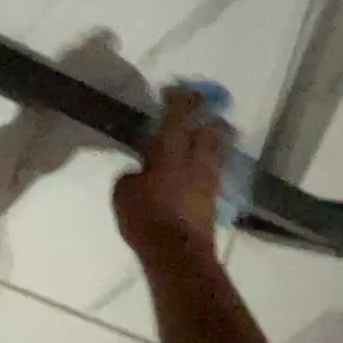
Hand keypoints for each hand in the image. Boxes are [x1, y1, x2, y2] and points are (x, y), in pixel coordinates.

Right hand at [113, 88, 229, 266]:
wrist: (176, 253)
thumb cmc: (143, 217)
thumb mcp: (123, 190)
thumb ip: (134, 174)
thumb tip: (142, 170)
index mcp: (169, 154)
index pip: (177, 118)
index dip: (177, 101)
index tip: (172, 89)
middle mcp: (195, 161)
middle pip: (208, 128)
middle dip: (203, 112)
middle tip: (196, 102)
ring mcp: (208, 178)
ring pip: (219, 146)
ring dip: (214, 131)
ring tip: (208, 125)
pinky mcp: (213, 196)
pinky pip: (216, 165)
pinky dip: (213, 154)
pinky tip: (205, 156)